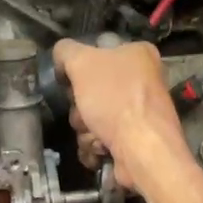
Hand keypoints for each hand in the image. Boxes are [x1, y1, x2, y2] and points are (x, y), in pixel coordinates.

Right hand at [52, 39, 181, 188]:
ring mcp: (136, 115)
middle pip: (90, 92)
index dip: (78, 69)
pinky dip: (94, 148)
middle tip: (84, 112)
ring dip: (85, 131)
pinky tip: (100, 151)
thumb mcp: (82, 62)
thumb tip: (61, 54)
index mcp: (137, 55)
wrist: (142, 151)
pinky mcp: (131, 143)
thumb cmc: (115, 100)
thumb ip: (66, 51)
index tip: (70, 83)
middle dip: (80, 108)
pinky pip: (99, 142)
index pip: (96, 53)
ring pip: (92, 119)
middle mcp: (139, 83)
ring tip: (96, 136)